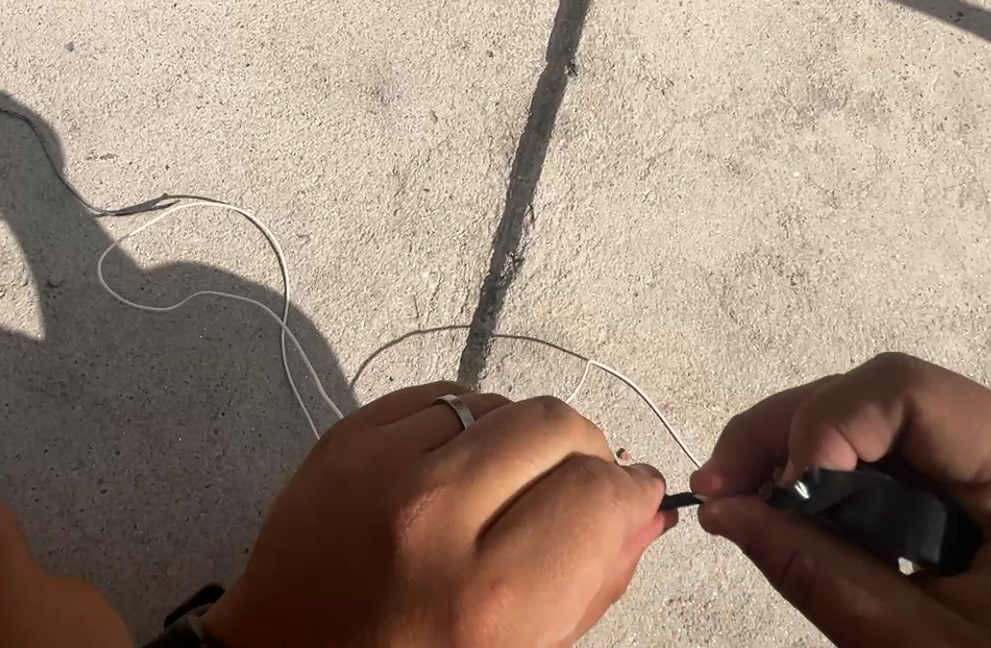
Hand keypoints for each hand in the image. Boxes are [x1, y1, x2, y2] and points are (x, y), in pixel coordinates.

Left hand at [205, 382, 675, 647]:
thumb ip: (593, 580)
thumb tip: (644, 503)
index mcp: (485, 598)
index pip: (597, 492)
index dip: (627, 490)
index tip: (628, 494)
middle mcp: (433, 514)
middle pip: (553, 421)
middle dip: (582, 450)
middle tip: (571, 483)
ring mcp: (380, 462)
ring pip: (498, 400)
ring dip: (518, 437)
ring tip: (499, 483)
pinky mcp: (347, 431)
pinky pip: (442, 392)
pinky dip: (464, 421)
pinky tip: (452, 463)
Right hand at [690, 353, 990, 647]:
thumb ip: (819, 573)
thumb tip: (720, 511)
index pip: (908, 392)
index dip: (824, 422)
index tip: (769, 489)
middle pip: (882, 399)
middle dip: (790, 437)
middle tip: (720, 488)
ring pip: (880, 424)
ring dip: (806, 458)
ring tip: (751, 505)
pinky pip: (905, 461)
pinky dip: (845, 482)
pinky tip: (807, 514)